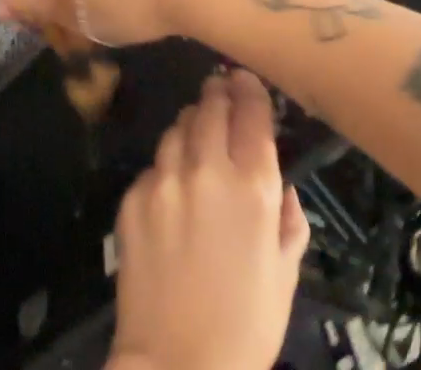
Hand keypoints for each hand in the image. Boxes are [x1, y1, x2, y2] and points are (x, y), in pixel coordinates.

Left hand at [109, 69, 309, 369]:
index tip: (246, 79)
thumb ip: (288, 218)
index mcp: (253, 186)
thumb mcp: (286, 271)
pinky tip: (173, 185)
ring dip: (191, 123)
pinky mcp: (132, 198)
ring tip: (197, 130)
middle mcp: (207, 170)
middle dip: (218, 94)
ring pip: (177, 128)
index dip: (250, 90)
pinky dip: (166, 165)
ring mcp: (164, 181)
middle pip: (210, 108)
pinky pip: (153, 165)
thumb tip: (281, 187)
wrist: (178, 362)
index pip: (251, 113)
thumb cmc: (247, 323)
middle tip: (220, 89)